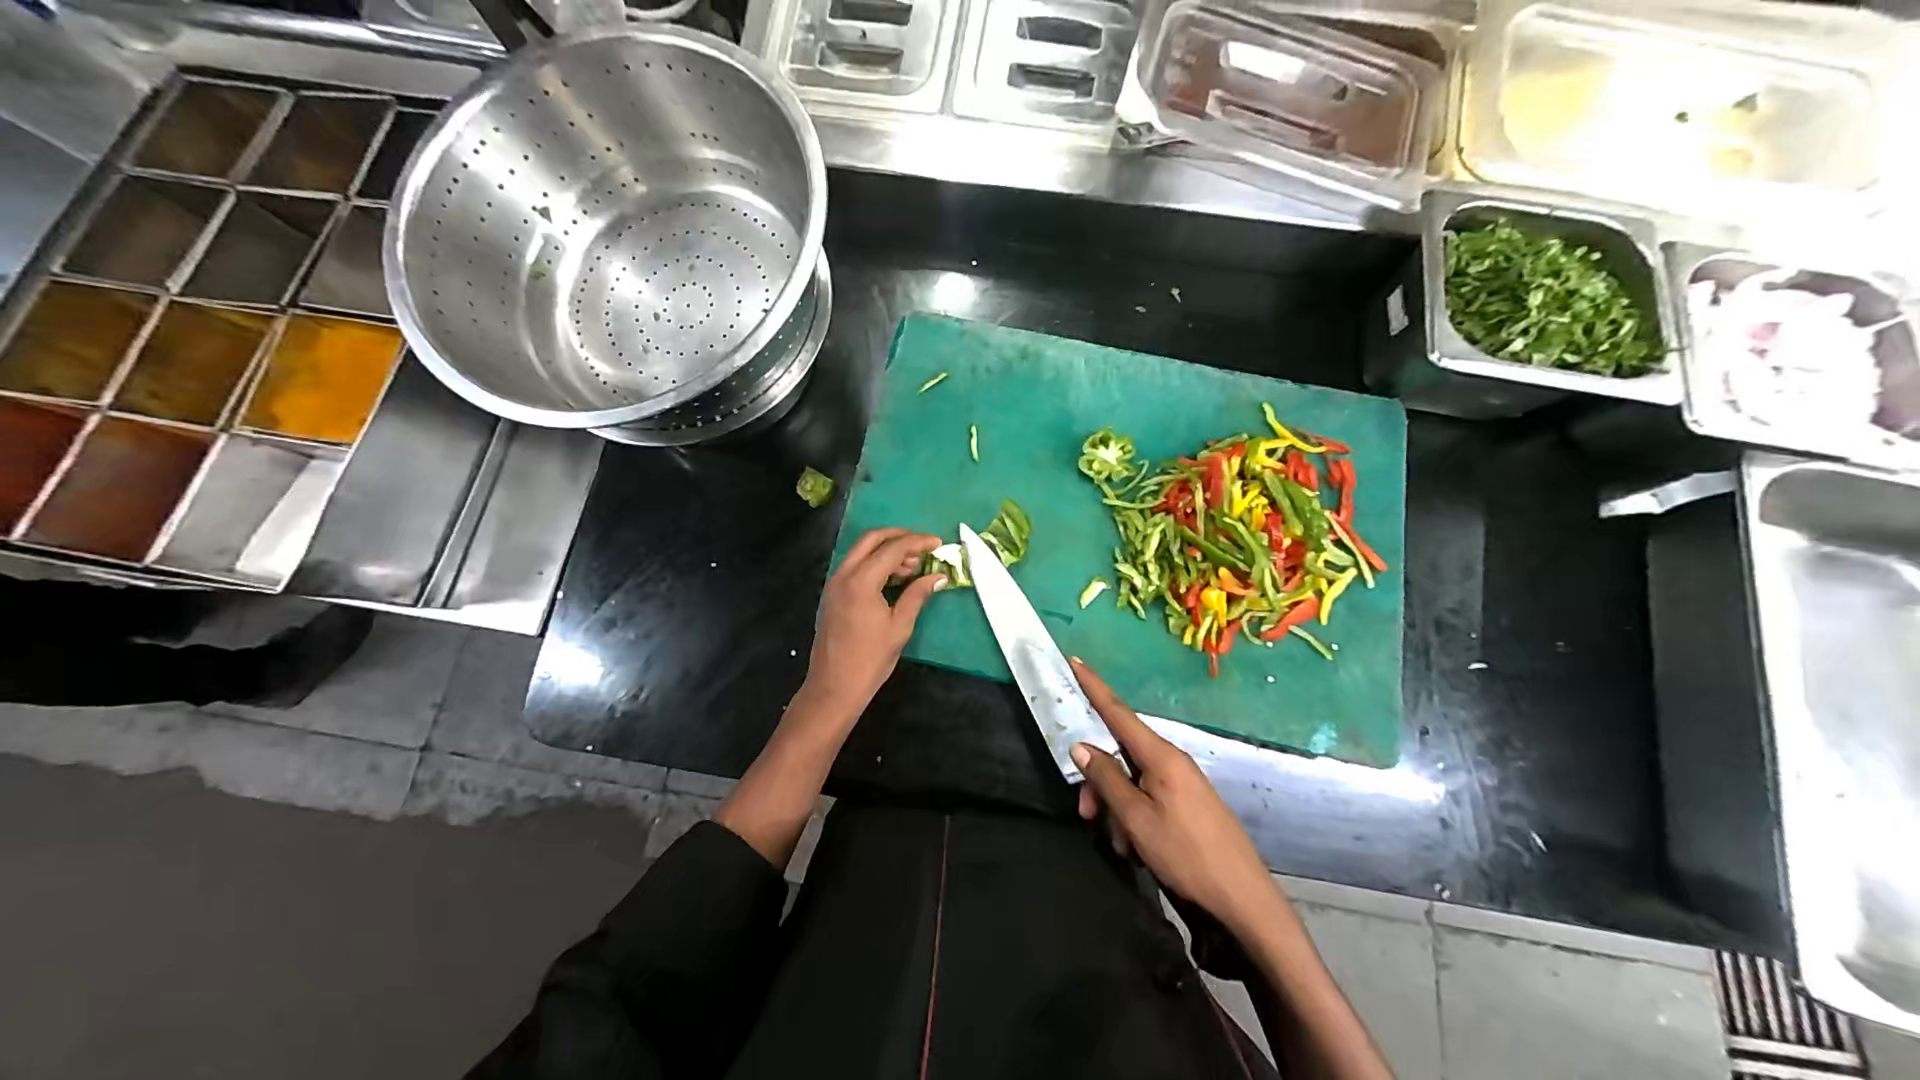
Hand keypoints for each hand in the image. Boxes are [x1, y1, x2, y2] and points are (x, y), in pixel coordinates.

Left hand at [802, 527, 945, 717]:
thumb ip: (917, 595)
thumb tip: (938, 576)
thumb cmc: (870, 660)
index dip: (918, 543)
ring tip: (914, 566)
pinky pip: (855, 565)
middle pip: (872, 539)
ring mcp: (835, 583)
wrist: (834, 686)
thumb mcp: (900, 626)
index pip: (893, 549)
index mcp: (861, 581)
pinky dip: (875, 562)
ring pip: (862, 551)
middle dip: (900, 537)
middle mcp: (844, 574)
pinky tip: (894, 577)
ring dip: (887, 550)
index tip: (938, 543)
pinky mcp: (833, 593)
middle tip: (924, 547)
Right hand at [1069, 658, 1283, 936]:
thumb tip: (1082, 746)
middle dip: (1097, 780)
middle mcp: (1170, 760)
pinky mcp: (1186, 802)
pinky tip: (1134, 847)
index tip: (1075, 661)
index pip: (1118, 711)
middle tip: (1086, 814)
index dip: (1094, 686)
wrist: (1242, 898)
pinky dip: (1132, 816)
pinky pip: (1146, 796)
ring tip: (1119, 843)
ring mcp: (1180, 782)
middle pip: (1119, 753)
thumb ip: (1106, 779)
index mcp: (1160, 755)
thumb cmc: (1186, 853)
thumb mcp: (1136, 819)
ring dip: (1114, 806)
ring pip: (1130, 779)